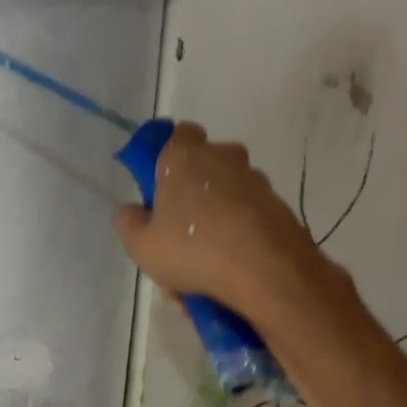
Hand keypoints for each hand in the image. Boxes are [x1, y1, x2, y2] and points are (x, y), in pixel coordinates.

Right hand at [110, 122, 331, 321]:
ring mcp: (256, 181)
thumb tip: (133, 211)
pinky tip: (225, 269)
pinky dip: (236, 235)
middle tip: (176, 228)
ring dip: (214, 217)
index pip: (177, 134)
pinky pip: (247, 216)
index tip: (157, 185)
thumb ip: (128, 221)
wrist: (268, 272)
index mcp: (185, 156)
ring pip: (226, 194)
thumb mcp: (139, 244)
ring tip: (202, 261)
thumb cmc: (193, 249)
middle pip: (203, 166)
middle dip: (190, 190)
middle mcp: (223, 158)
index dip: (166, 157)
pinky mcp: (278, 206)